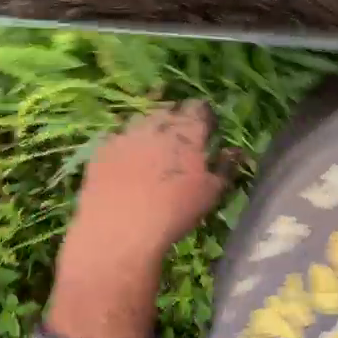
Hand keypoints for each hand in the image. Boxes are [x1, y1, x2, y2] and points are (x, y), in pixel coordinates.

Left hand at [47, 101, 232, 337]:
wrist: (119, 229)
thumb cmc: (174, 212)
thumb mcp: (211, 193)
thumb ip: (225, 167)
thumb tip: (235, 151)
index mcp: (188, 131)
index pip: (200, 109)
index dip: (204, 115)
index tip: (207, 127)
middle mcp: (157, 124)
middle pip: (170, 109)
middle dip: (177, 117)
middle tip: (182, 136)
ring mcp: (127, 133)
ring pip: (143, 118)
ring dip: (151, 126)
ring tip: (154, 144)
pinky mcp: (103, 148)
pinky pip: (118, 135)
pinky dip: (126, 142)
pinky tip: (128, 158)